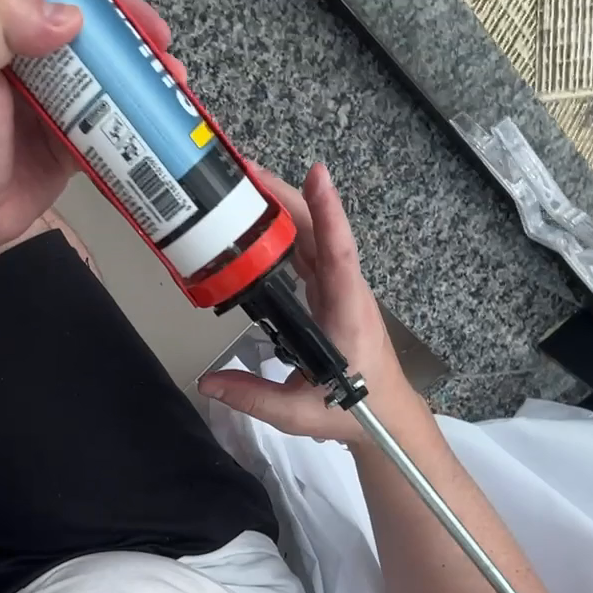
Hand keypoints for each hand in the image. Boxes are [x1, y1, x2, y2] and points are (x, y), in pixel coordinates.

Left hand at [0, 0, 185, 249]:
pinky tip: (158, 121)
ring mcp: (54, 110)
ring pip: (107, 83)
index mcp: (3, 38)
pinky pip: (109, 131)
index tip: (126, 8)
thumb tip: (67, 16)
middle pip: (93, 41)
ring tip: (172, 82)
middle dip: (132, 39)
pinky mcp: (69, 148)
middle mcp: (32, 69)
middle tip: (162, 47)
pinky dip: (135, 125)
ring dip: (142, 79)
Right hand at [198, 163, 414, 441]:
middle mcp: (344, 292)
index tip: (316, 174)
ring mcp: (338, 292)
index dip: (328, 212)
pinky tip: (261, 227)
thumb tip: (206, 383)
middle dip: (287, 199)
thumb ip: (252, 397)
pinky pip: (309, 256)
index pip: (338, 253)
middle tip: (247, 176)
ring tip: (247, 191)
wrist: (386, 418)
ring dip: (284, 211)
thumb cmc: (356, 413)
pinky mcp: (330, 297)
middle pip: (319, 234)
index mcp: (345, 312)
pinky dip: (286, 235)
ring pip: (313, 240)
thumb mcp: (298, 413)